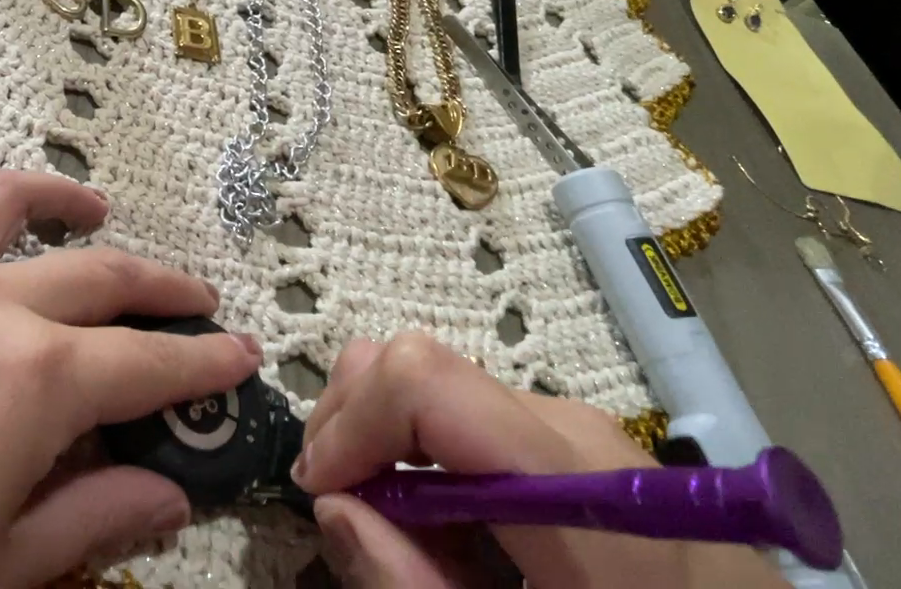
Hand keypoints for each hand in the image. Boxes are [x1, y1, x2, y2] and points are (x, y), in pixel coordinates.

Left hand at [0, 153, 262, 587]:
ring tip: (93, 208)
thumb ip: (88, 518)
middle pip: (98, 274)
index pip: (147, 364)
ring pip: (5, 202)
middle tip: (196, 296)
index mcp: (34, 382)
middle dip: (159, 285)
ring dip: (58, 198)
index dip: (204, 359)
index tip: (245, 352)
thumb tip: (168, 496)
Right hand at [292, 334, 789, 587]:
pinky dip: (423, 454)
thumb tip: (333, 504)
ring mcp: (578, 429)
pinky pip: (466, 413)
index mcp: (576, 492)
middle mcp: (572, 430)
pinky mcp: (577, 441)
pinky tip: (445, 531)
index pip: (427, 382)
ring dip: (384, 443)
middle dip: (353, 424)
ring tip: (400, 535)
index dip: (352, 423)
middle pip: (418, 365)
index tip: (321, 494)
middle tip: (345, 510)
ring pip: (433, 383)